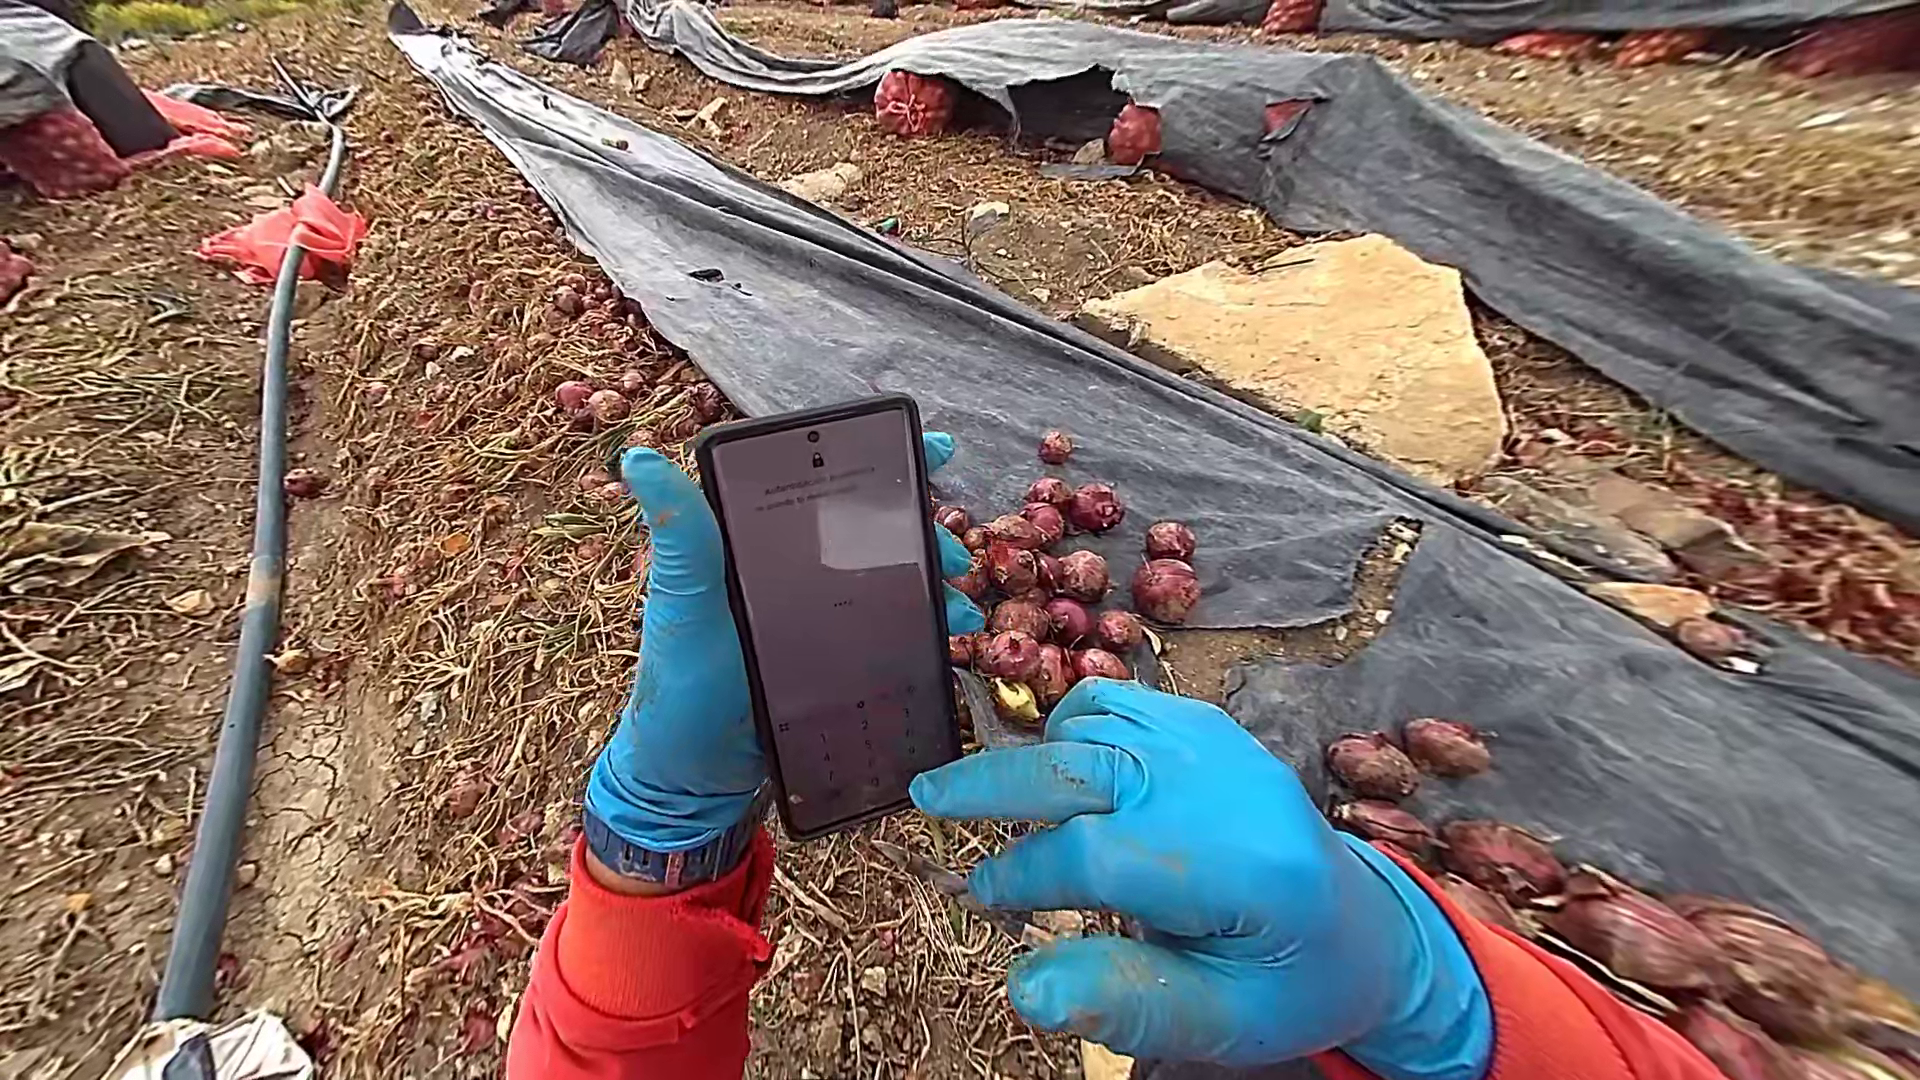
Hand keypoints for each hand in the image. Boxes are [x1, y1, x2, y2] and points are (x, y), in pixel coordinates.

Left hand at [587, 432, 985, 853]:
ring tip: (958, 608)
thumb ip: (681, 538)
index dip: (880, 460)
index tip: (933, 451)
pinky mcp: (841, 646)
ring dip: (932, 581)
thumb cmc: (682, 685)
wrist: (701, 773)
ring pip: (892, 575)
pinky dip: (924, 622)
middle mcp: (799, 564)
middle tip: (952, 556)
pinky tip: (947, 636)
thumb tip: (638, 458)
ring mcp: (824, 607)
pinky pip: (893, 622)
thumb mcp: (685, 606)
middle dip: (924, 532)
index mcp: (762, 541)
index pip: (824, 483)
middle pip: (875, 529)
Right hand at [909, 679, 1490, 1078]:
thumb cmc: (1291, 979)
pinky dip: (1072, 726)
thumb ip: (1127, 999)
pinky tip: (1065, 762)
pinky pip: (1115, 700)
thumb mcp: (1225, 1023)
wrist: (1362, 917)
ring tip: (1004, 794)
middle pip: (1075, 764)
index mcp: (1236, 863)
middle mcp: (1216, 778)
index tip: (978, 897)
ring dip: (1036, 756)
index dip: (1019, 876)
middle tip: (927, 796)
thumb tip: (1024, 988)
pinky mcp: (1201, 717)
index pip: (1091, 855)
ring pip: (1088, 720)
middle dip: (989, 782)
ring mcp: (1209, 734)